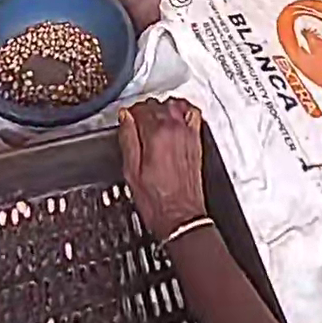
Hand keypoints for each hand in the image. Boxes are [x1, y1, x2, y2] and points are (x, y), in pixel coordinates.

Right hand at [117, 99, 205, 235]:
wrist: (180, 217)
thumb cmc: (157, 201)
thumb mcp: (132, 171)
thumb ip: (128, 139)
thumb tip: (125, 118)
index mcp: (156, 134)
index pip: (141, 109)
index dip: (130, 113)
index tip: (126, 119)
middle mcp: (174, 128)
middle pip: (156, 105)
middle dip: (144, 110)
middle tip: (135, 122)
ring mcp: (187, 132)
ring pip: (173, 105)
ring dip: (161, 108)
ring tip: (153, 119)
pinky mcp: (196, 139)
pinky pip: (192, 112)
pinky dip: (183, 109)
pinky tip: (175, 115)